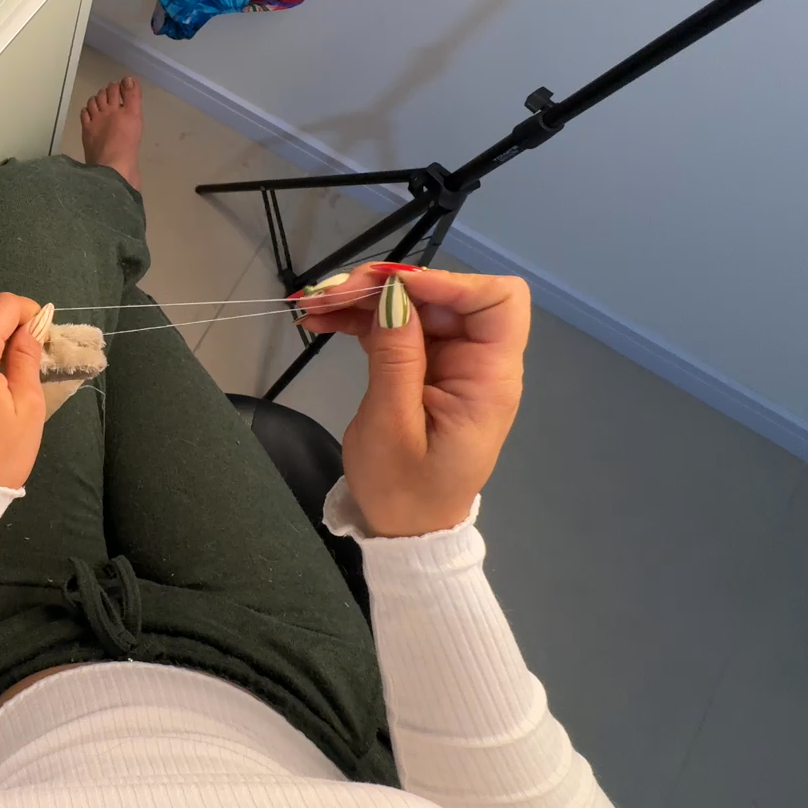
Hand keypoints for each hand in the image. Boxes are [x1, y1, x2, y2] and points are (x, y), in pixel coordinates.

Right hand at [298, 264, 530, 536]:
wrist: (401, 525)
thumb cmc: (403, 486)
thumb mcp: (393, 424)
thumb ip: (396, 357)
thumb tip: (393, 296)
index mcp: (487, 377)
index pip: (496, 302)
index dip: (446, 283)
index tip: (388, 287)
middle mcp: (473, 360)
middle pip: (440, 295)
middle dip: (384, 286)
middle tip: (327, 294)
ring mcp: (443, 361)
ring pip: (408, 305)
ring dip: (359, 299)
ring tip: (311, 305)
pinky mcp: (414, 365)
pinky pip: (388, 326)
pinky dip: (354, 318)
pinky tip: (318, 319)